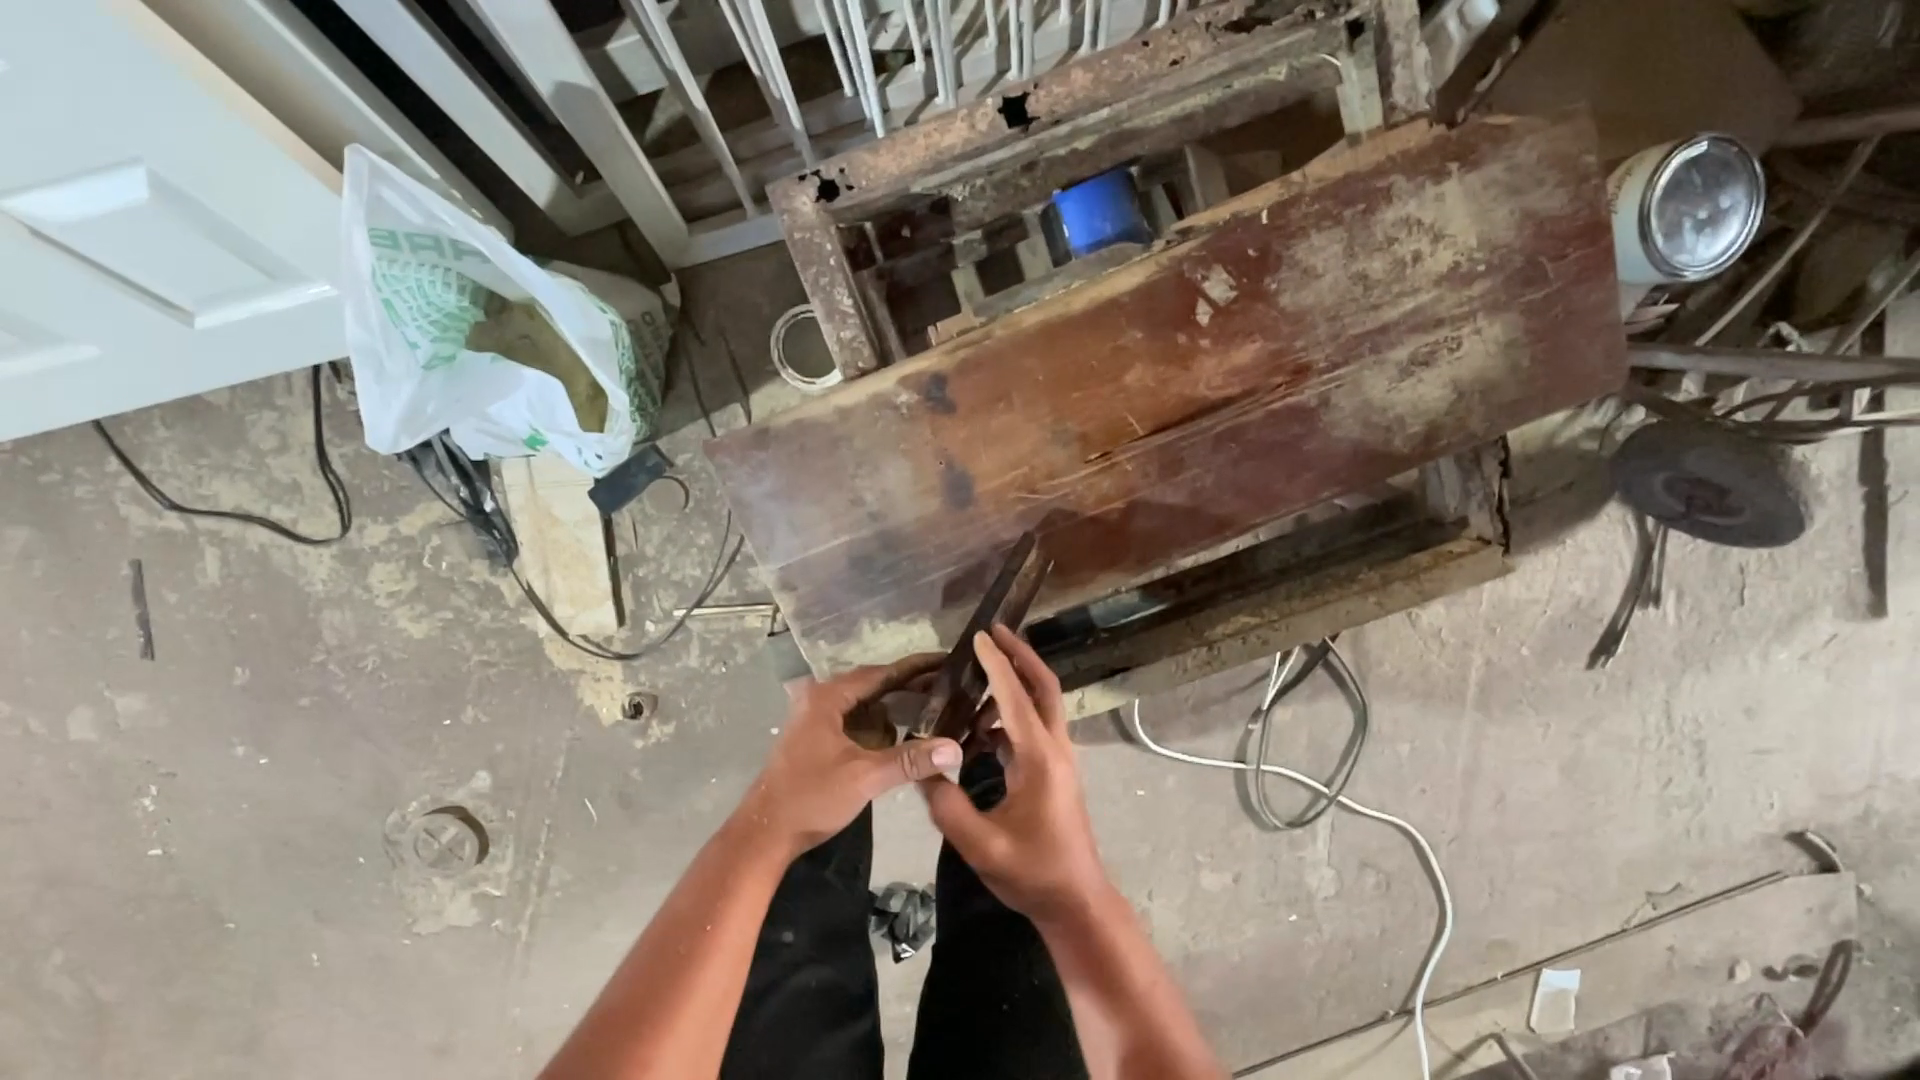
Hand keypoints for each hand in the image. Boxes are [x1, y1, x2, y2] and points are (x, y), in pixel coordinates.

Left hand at [735, 654, 963, 858]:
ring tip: (933, 706)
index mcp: (827, 697)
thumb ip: (910, 760)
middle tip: (948, 686)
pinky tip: (903, 732)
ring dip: (895, 706)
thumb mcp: (864, 777)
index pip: (880, 673)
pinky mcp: (817, 738)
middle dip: (909, 686)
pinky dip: (880, 723)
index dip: (916, 668)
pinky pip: (856, 720)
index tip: (946, 661)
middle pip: (873, 685)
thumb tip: (955, 748)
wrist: (766, 833)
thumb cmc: (811, 798)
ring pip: (864, 704)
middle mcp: (819, 699)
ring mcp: (815, 719)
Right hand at [917, 626, 1109, 924]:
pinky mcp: (1053, 772)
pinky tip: (978, 726)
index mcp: (1040, 759)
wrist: (1075, 901)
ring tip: (975, 675)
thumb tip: (923, 767)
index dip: (995, 665)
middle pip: (1044, 687)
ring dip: (1014, 683)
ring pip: (1041, 705)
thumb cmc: (1032, 874)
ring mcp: (1058, 760)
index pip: (1015, 698)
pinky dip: (1010, 713)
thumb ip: (946, 804)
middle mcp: (1055, 749)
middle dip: (1020, 656)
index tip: (977, 637)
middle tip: (993, 632)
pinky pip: (1033, 728)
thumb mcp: (980, 845)